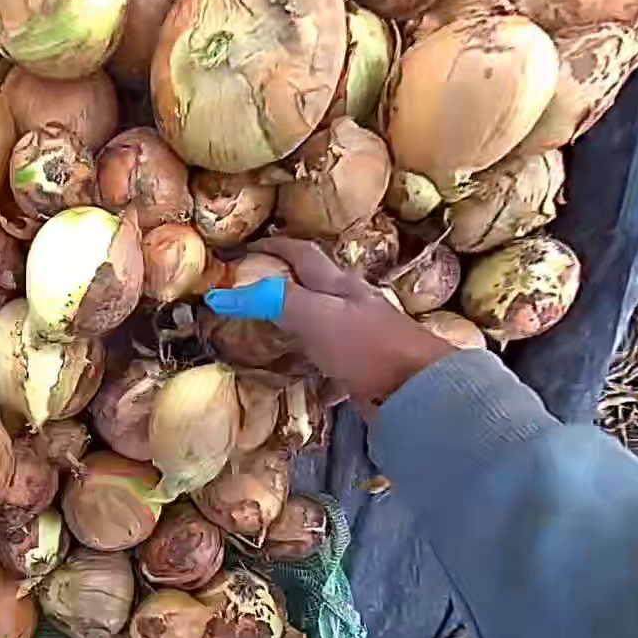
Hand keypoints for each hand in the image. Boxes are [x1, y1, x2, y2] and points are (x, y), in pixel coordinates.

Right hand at [247, 238, 452, 407]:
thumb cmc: (366, 346)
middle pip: (313, 284)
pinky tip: (299, 378)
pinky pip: (328, 362)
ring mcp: (358, 337)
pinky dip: (310, 365)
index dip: (274, 246)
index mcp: (339, 285)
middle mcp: (350, 305)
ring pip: (320, 323)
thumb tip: (220, 294)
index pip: (302, 253)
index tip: (247, 249)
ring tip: (268, 330)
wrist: (418, 391)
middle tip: (253, 290)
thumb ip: (272, 301)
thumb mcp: (315, 314)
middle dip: (284, 281)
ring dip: (296, 322)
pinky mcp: (362, 369)